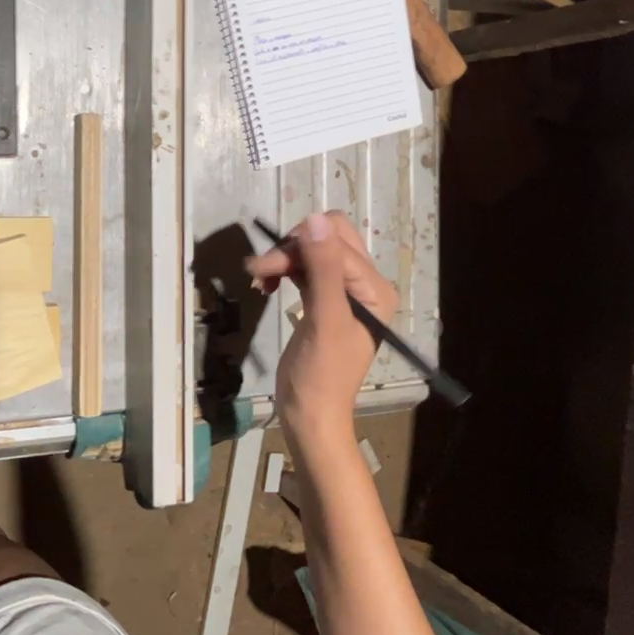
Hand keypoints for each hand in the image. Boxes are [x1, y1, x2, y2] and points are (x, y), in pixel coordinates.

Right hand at [245, 211, 399, 432]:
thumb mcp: (325, 319)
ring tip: (259, 280)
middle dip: (291, 249)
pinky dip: (284, 272)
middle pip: (326, 239)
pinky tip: (267, 286)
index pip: (334, 241)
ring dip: (283, 260)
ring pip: (312, 252)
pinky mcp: (322, 301)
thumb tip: (315, 219)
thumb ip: (323, 268)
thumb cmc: (322, 374)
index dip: (297, 248)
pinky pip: (304, 270)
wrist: (311, 416)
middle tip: (262, 271)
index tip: (261, 268)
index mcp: (374, 287)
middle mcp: (363, 284)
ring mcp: (343, 292)